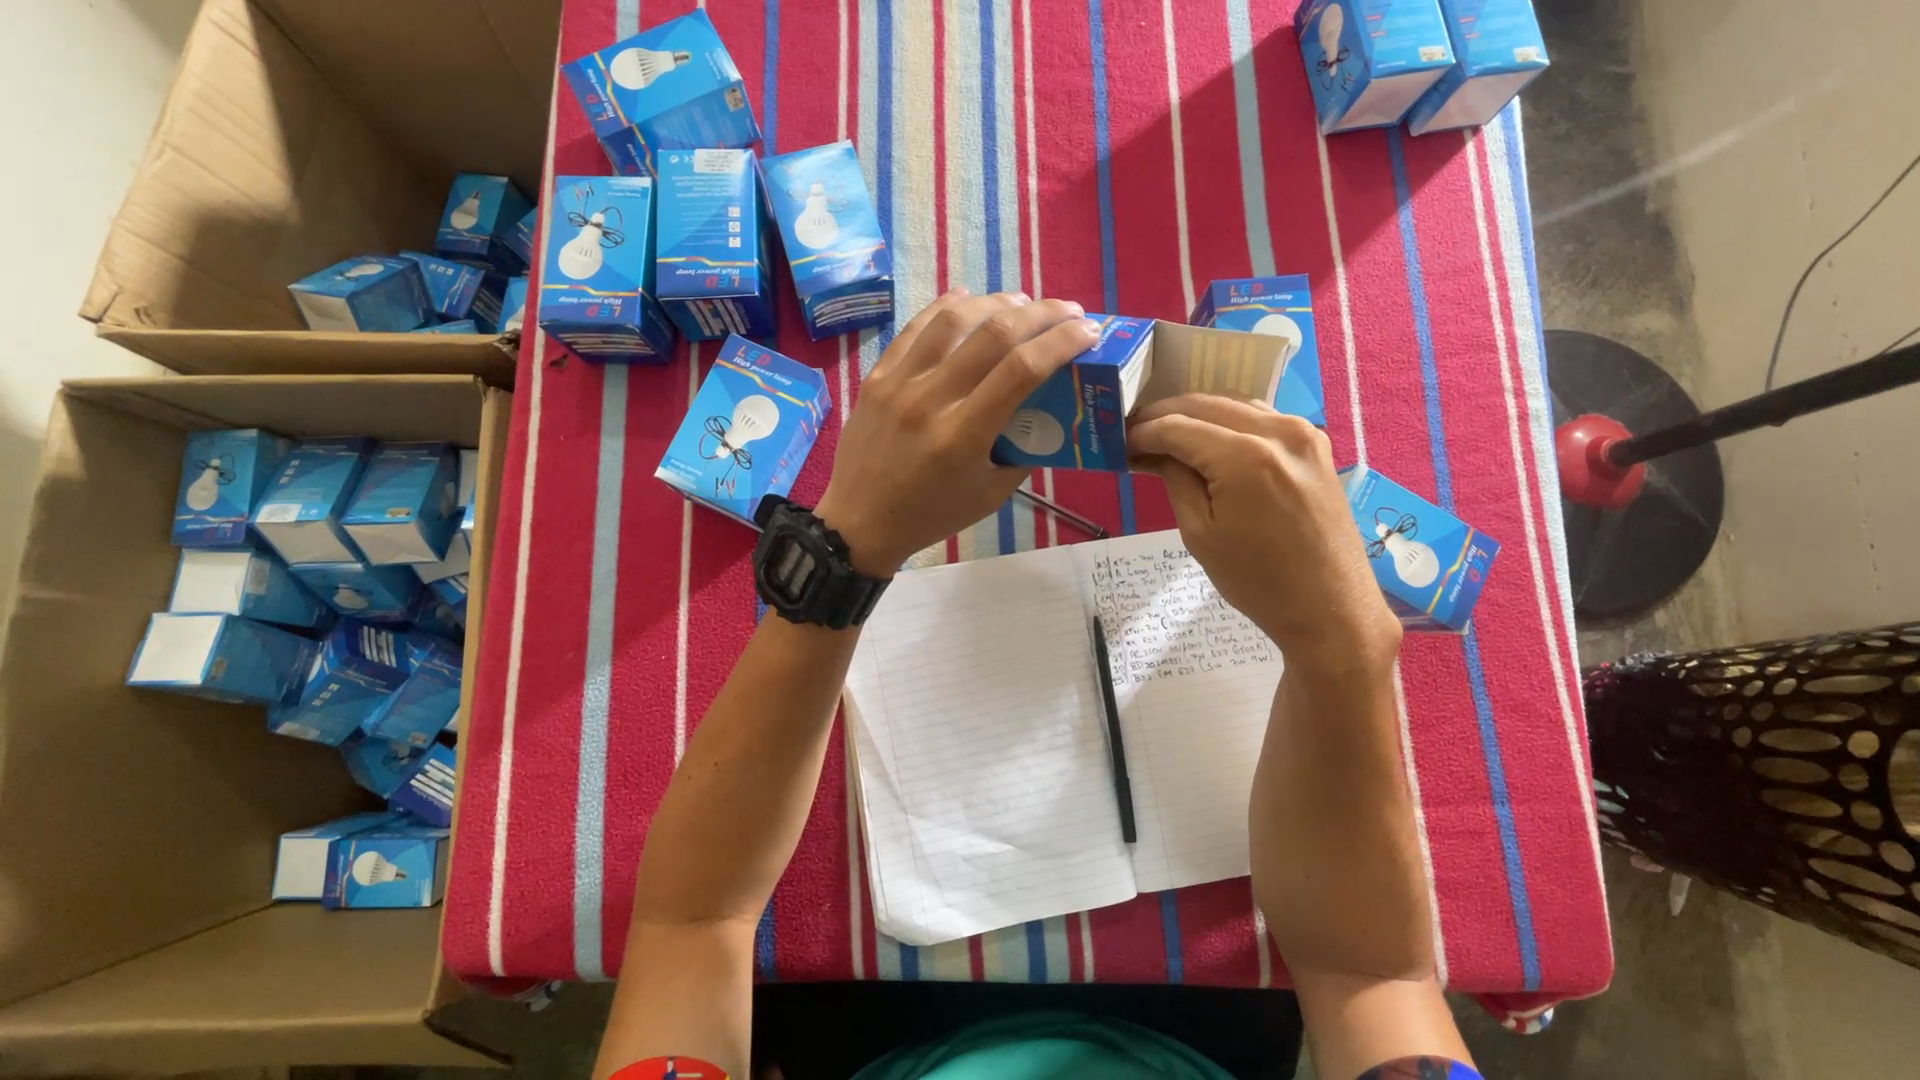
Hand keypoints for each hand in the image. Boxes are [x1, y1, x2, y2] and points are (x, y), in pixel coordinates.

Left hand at [815, 289, 1098, 575]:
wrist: (860, 523)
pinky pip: (915, 329)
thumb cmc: (932, 514)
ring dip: (996, 302)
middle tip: (1067, 311)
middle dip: (1041, 314)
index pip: (1021, 370)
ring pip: (953, 320)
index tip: (1088, 331)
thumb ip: (1023, 449)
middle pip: (994, 335)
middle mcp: (931, 400)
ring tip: (1022, 302)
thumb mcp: (991, 494)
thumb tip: (1051, 408)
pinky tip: (968, 299)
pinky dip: (946, 307)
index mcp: (963, 436)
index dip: (1061, 342)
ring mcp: (899, 384)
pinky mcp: (877, 377)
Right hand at [1128, 395, 1399, 671]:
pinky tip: (1208, 442)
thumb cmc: (1258, 582)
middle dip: (1165, 416)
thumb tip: (1154, 451)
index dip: (1142, 432)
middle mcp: (1277, 431)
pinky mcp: (1315, 444)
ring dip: (1197, 416)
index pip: (1178, 427)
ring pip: (1234, 405)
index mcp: (1245, 456)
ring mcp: (1303, 433)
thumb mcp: (1200, 534)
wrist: (1330, 608)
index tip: (1118, 442)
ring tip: (1167, 439)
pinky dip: (1229, 423)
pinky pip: (1261, 418)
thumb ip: (1175, 480)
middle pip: (1205, 405)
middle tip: (1134, 435)